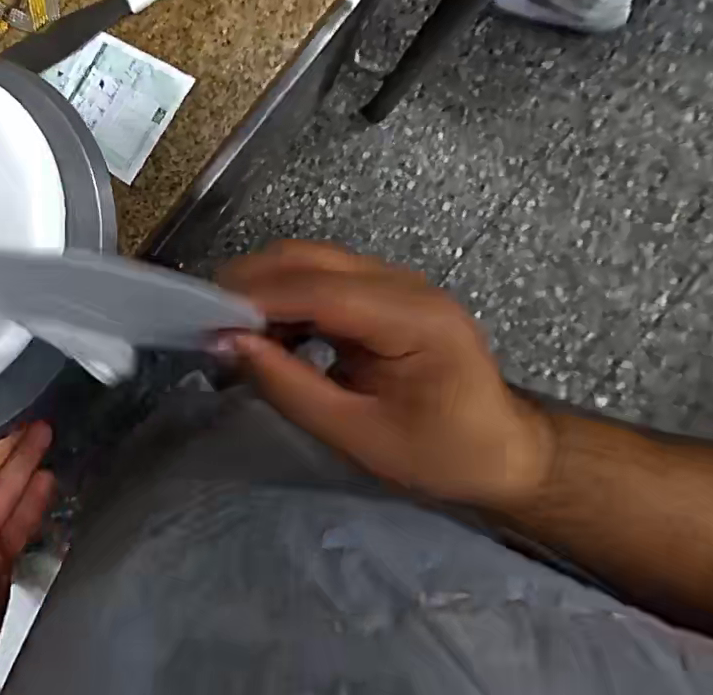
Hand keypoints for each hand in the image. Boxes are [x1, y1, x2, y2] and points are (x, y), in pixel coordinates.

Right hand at [218, 241, 552, 508]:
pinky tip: (268, 329)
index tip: (209, 321)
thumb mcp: (357, 435)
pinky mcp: (378, 286)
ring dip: (261, 285)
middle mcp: (402, 282)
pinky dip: (281, 293)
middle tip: (210, 321)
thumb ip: (288, 385)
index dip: (257, 298)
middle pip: (307, 258)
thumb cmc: (439, 454)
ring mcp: (392, 278)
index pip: (319, 289)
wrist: (503, 451)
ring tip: (233, 328)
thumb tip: (227, 343)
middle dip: (250, 282)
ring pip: (306, 258)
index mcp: (413, 318)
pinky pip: (316, 273)